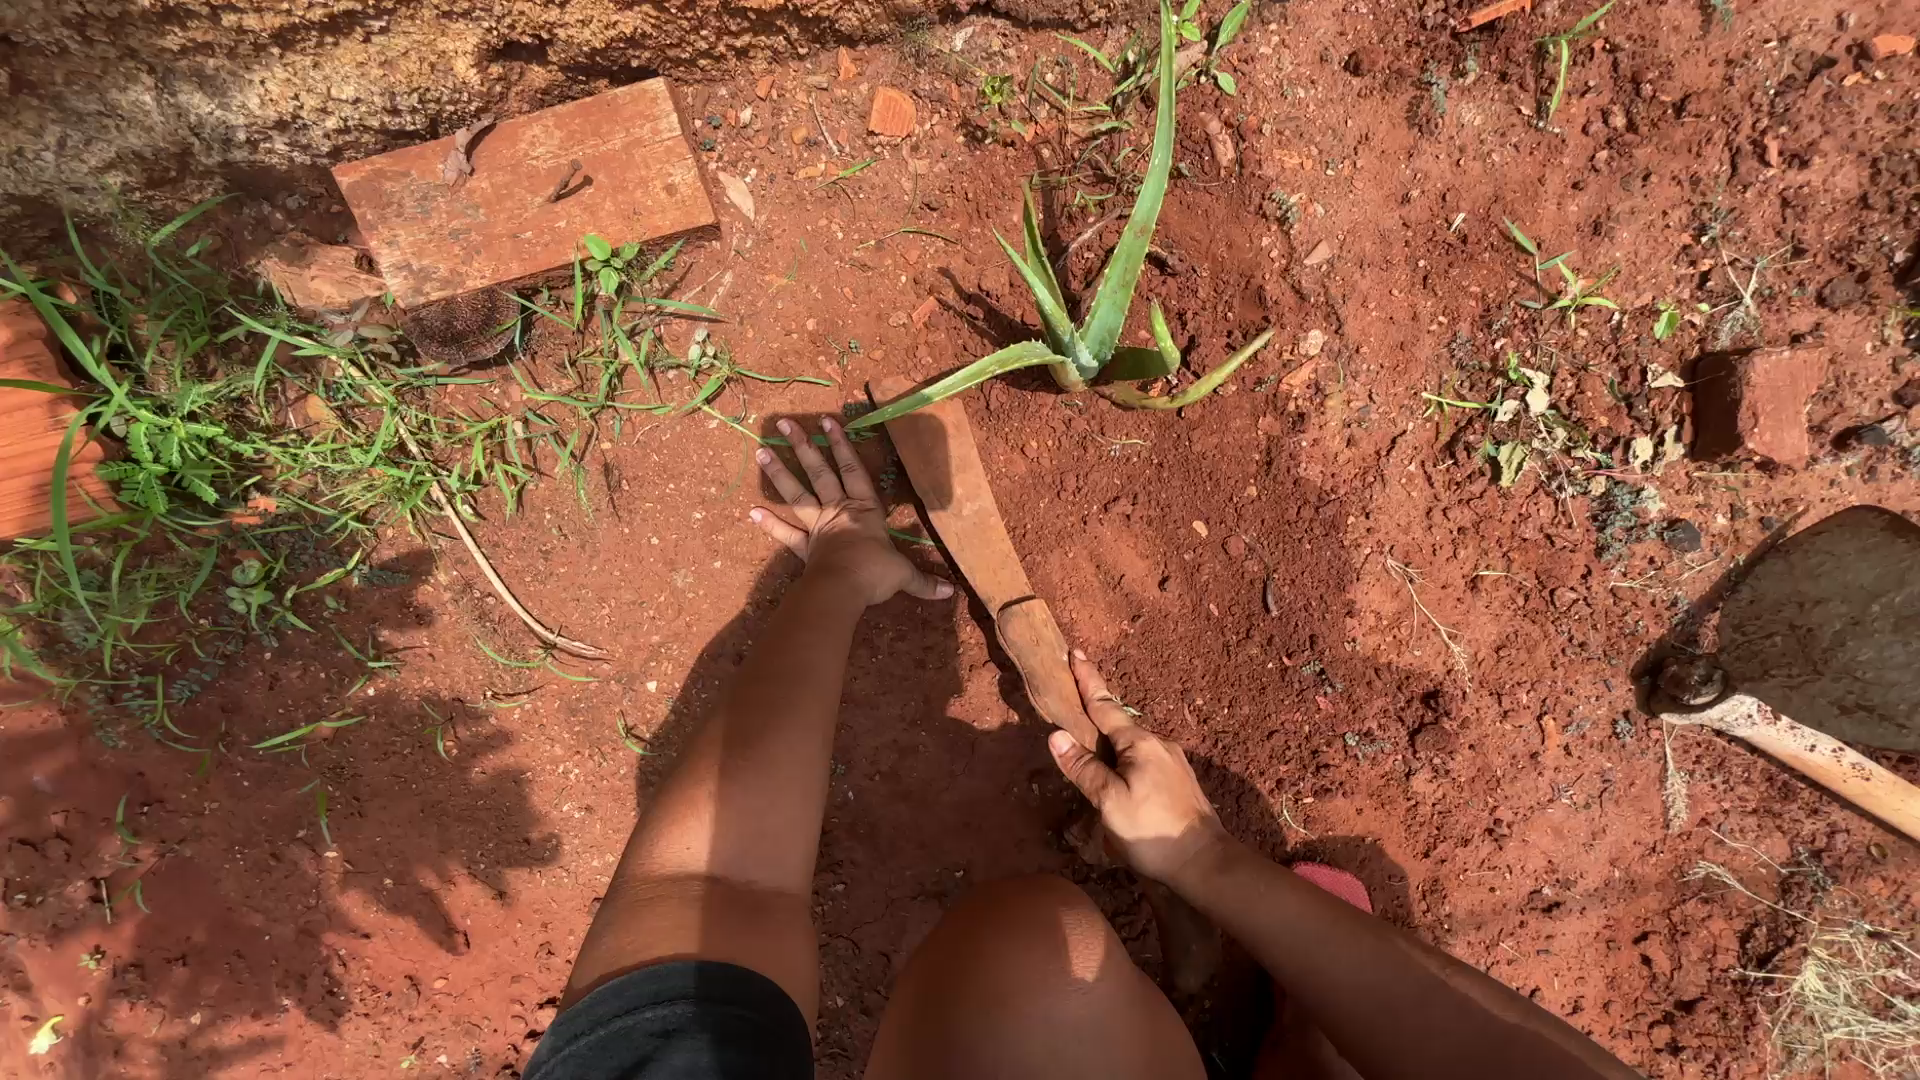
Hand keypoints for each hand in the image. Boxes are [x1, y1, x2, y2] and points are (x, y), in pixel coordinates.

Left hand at [751, 416, 954, 607]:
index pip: (852, 470)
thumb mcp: (904, 575)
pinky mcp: (804, 549)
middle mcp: (839, 512)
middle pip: (819, 474)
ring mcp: (818, 528)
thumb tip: (950, 591)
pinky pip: (786, 534)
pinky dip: (769, 524)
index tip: (828, 421)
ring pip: (797, 496)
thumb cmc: (874, 573)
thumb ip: (923, 581)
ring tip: (760, 452)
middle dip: (803, 448)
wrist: (843, 589)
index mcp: (865, 510)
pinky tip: (751, 511)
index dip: (842, 445)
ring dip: (779, 474)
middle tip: (785, 424)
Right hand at [1047, 650, 1230, 885]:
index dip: (1087, 679)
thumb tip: (1056, 735)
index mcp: (1139, 743)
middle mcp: (1158, 743)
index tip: (1075, 652)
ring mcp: (1172, 761)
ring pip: (1132, 743)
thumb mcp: (1110, 801)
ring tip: (1091, 746)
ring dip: (1111, 740)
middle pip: (1118, 722)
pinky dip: (1125, 756)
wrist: (1207, 863)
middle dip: (1096, 710)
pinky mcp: (1178, 779)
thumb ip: (1083, 768)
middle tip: (1074, 698)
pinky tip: (1119, 774)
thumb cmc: (1153, 831)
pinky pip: (1143, 757)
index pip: (1104, 705)